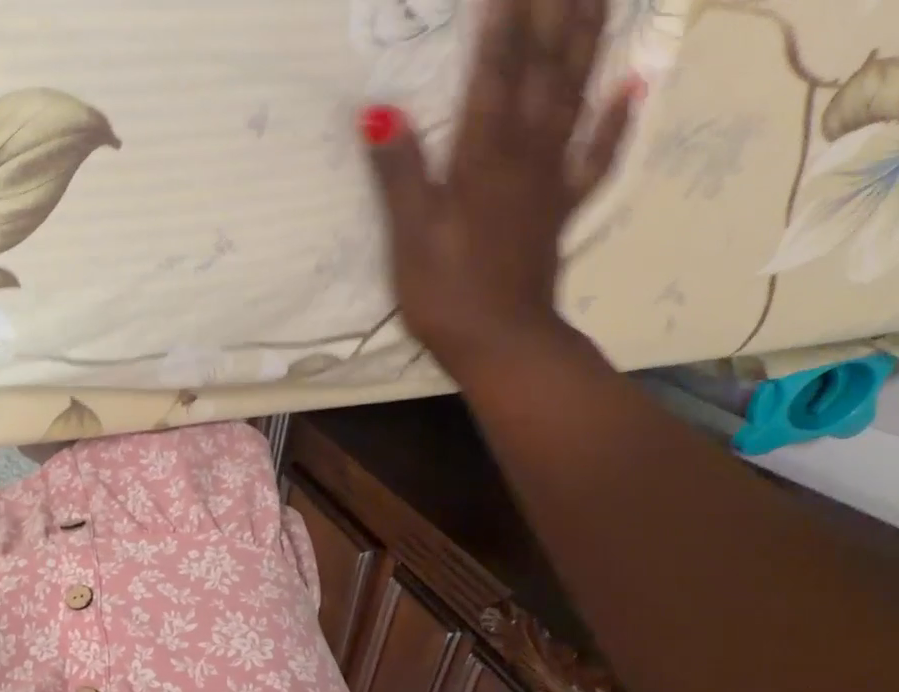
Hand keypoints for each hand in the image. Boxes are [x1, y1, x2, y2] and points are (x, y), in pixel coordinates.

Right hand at [361, 0, 640, 363]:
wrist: (500, 339)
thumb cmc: (444, 290)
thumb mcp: (408, 234)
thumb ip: (398, 171)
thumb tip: (377, 112)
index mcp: (484, 159)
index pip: (496, 75)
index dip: (503, 23)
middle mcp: (527, 155)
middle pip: (546, 71)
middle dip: (555, 15)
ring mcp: (551, 179)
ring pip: (577, 96)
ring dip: (590, 41)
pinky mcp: (561, 206)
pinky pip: (598, 154)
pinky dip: (618, 117)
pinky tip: (633, 83)